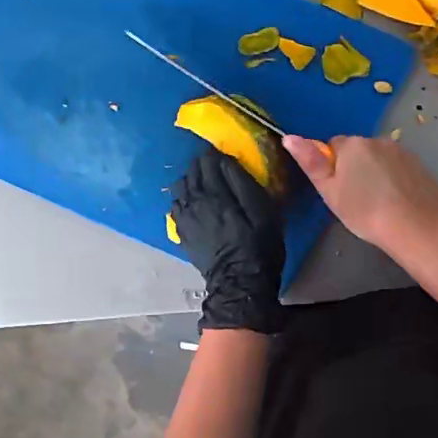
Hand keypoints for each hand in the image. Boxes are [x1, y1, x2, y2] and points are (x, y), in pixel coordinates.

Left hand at [169, 152, 284, 334]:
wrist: (239, 282)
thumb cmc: (258, 246)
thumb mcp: (262, 211)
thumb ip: (242, 183)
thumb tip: (225, 160)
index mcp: (215, 193)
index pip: (206, 161)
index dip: (215, 154)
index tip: (224, 154)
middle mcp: (194, 201)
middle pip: (190, 172)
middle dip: (202, 165)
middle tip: (216, 168)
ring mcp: (184, 217)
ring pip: (179, 186)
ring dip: (191, 180)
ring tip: (204, 185)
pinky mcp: (181, 231)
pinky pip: (176, 205)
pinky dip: (183, 199)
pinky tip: (194, 204)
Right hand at [283, 135, 437, 250]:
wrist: (414, 226)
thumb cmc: (363, 211)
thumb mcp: (329, 190)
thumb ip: (310, 161)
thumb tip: (289, 137)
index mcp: (351, 145)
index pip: (333, 146)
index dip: (332, 167)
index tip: (337, 188)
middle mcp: (377, 140)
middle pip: (357, 150)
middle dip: (354, 167)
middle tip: (355, 198)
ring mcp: (401, 152)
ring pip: (379, 158)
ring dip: (375, 172)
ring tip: (377, 201)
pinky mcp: (420, 165)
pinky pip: (398, 167)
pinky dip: (394, 178)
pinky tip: (396, 200)